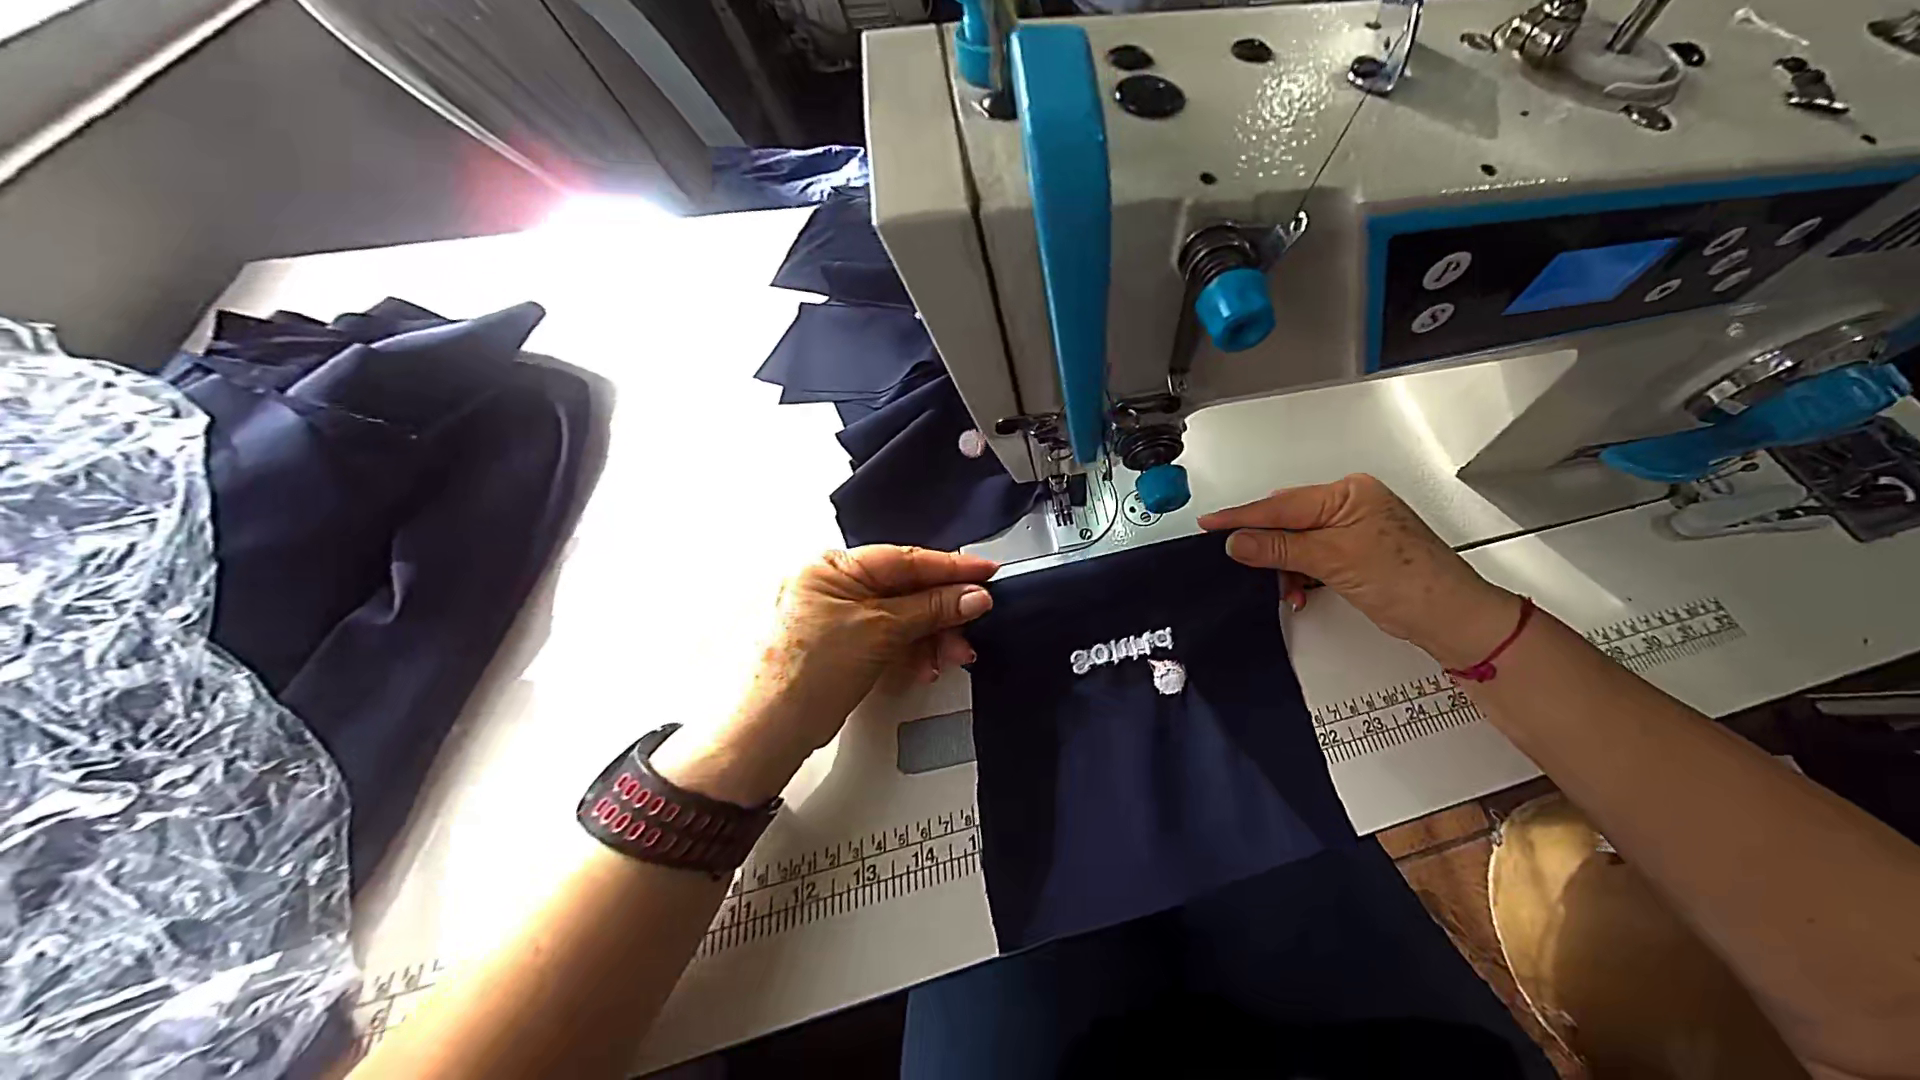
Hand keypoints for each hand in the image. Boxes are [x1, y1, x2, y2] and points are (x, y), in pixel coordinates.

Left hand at [650, 546, 995, 802]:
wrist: (768, 733)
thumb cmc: (799, 677)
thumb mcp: (879, 631)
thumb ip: (930, 608)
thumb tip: (969, 595)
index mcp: (831, 567)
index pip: (904, 558)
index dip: (951, 567)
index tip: (984, 573)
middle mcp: (832, 586)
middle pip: (906, 588)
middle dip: (943, 610)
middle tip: (971, 623)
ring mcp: (837, 617)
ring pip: (902, 616)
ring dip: (931, 636)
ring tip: (949, 655)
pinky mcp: (843, 645)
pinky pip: (888, 637)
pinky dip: (910, 650)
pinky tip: (924, 664)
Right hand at [1197, 474, 1519, 668]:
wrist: (1450, 618)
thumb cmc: (1413, 583)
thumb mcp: (1333, 560)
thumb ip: (1280, 547)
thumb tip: (1238, 541)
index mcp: (1349, 493)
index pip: (1281, 505)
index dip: (1242, 517)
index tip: (1210, 523)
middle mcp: (1350, 504)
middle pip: (1285, 520)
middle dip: (1264, 544)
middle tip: (1234, 557)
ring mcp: (1351, 528)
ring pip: (1294, 541)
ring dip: (1282, 565)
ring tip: (1282, 585)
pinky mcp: (1352, 551)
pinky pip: (1309, 556)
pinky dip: (1298, 573)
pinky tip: (1297, 589)